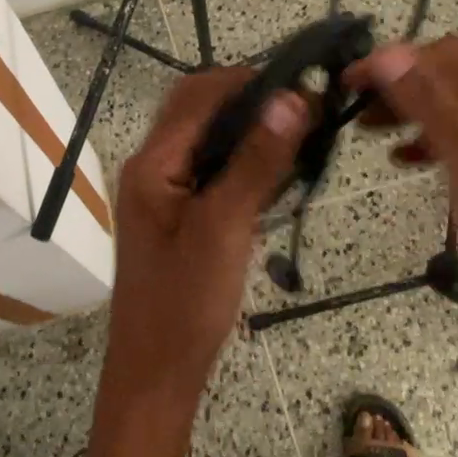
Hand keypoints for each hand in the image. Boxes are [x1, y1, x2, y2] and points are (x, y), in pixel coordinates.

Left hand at [102, 68, 309, 392]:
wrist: (156, 375)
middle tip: (304, 109)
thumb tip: (291, 98)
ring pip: (206, 136)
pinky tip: (277, 170)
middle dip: (250, 98)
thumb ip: (256, 162)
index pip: (200, 93)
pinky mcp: (178, 211)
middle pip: (199, 107)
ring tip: (300, 133)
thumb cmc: (185, 304)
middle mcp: (153, 165)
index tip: (303, 86)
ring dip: (248, 126)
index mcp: (153, 161)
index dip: (250, 80)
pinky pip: (210, 165)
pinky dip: (242, 157)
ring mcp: (163, 189)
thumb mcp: (225, 228)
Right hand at [346, 36, 457, 362]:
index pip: (456, 55)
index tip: (351, 81)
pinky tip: (407, 159)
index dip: (400, 59)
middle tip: (357, 106)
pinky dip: (439, 142)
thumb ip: (431, 106)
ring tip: (373, 130)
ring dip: (418, 112)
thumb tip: (388, 53)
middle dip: (407, 84)